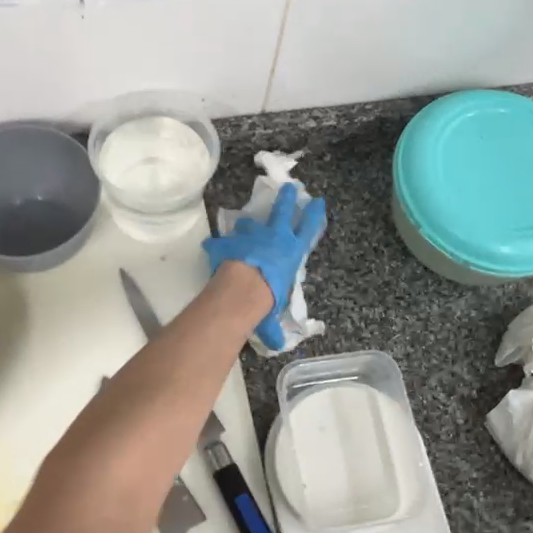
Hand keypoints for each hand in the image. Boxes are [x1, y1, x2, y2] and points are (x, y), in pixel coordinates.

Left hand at [203, 182, 327, 349]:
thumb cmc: (268, 297)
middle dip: (287, 199)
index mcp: (293, 252)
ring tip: (249, 221)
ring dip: (251, 222)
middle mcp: (275, 238)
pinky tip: (214, 245)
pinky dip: (221, 243)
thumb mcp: (274, 315)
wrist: (242, 287)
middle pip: (283, 212)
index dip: (314, 214)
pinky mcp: (230, 240)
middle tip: (290, 188)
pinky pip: (224, 240)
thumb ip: (273, 328)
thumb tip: (276, 344)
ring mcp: (251, 236)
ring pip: (252, 221)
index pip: (309, 228)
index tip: (318, 201)